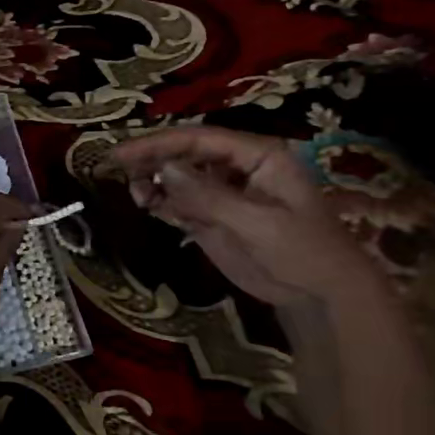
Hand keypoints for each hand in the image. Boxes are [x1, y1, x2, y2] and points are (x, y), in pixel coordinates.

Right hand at [107, 126, 377, 307]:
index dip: (159, 143)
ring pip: (177, 176)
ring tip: (134, 194)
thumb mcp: (256, 222)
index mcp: (257, 156)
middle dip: (150, 158)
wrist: (318, 294)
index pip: (200, 140)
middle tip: (115, 168)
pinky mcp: (210, 217)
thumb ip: (208, 195)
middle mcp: (236, 167)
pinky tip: (145, 205)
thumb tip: (162, 169)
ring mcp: (221, 193)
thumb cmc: (301, 251)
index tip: (121, 153)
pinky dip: (158, 200)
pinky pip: (177, 201)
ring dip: (152, 180)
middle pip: (185, 153)